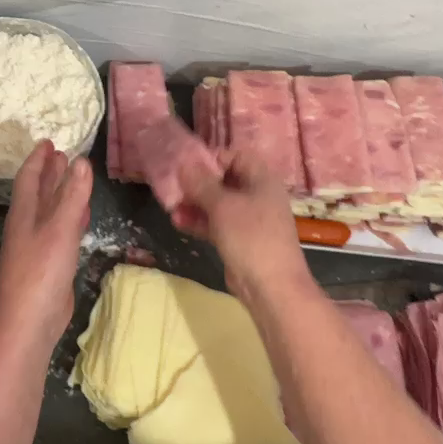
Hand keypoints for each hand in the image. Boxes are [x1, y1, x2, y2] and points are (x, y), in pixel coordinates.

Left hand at [0, 140, 93, 351]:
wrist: (29, 322)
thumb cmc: (41, 271)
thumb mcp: (60, 228)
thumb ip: (72, 195)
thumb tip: (81, 160)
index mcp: (24, 213)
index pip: (29, 177)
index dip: (38, 158)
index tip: (48, 141)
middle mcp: (27, 225)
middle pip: (38, 191)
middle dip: (49, 172)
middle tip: (62, 154)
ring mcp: (37, 246)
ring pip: (49, 210)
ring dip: (60, 193)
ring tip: (73, 176)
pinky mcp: (49, 263)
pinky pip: (59, 230)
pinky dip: (69, 217)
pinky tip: (80, 217)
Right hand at [179, 150, 313, 304]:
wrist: (271, 287)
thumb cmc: (250, 237)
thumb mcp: (222, 205)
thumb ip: (201, 183)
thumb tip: (185, 162)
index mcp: (261, 179)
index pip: (235, 155)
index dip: (211, 158)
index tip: (188, 167)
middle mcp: (257, 194)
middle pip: (223, 179)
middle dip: (197, 183)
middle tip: (174, 187)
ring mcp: (249, 219)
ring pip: (217, 203)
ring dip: (194, 204)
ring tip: (171, 207)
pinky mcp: (239, 239)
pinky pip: (217, 223)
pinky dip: (199, 221)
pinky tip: (178, 222)